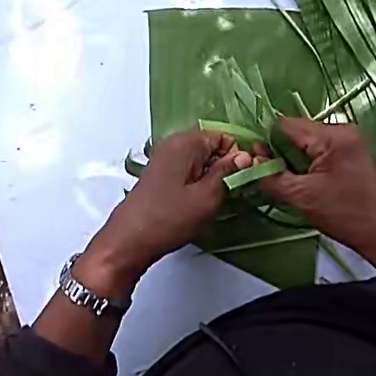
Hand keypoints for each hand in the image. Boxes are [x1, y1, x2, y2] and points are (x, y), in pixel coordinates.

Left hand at [76, 129, 251, 294]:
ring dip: (212, 176)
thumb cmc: (168, 218)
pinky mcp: (160, 174)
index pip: (224, 136)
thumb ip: (228, 172)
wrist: (130, 239)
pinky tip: (199, 201)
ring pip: (200, 160)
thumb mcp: (207, 197)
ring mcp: (165, 159)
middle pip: (211, 146)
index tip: (244, 177)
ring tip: (215, 199)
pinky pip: (188, 169)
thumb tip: (245, 156)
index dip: (238, 155)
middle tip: (231, 191)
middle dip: (225, 165)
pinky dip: (198, 182)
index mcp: (185, 142)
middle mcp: (173, 144)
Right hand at [261, 117, 375, 313]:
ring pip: (306, 141)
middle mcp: (342, 130)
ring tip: (288, 180)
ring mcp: (349, 140)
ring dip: (293, 158)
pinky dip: (306, 162)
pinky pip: (318, 149)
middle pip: (296, 131)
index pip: (285, 125)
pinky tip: (304, 181)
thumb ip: (271, 176)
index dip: (267, 141)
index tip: (258, 161)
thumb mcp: (301, 196)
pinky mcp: (350, 152)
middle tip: (270, 175)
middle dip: (280, 151)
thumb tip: (252, 161)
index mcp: (332, 136)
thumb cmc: (345, 214)